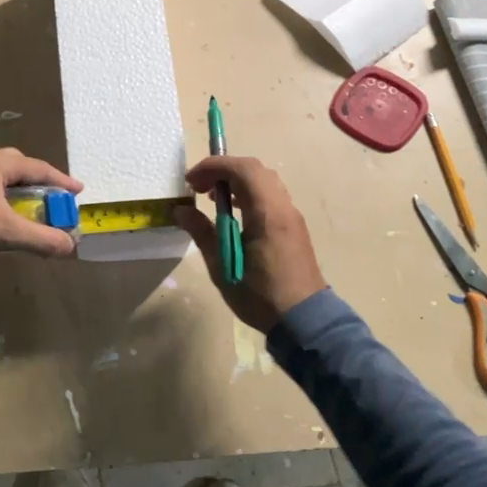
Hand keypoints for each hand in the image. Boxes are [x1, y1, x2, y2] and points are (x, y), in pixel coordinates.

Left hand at [0, 148, 83, 259]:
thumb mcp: (8, 233)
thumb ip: (42, 239)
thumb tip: (69, 246)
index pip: (37, 168)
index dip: (60, 181)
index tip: (77, 191)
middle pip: (16, 166)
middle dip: (36, 181)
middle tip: (51, 197)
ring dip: (14, 190)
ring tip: (26, 207)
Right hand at [173, 156, 325, 332]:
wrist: (304, 320)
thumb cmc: (259, 294)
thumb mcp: (222, 266)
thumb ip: (202, 232)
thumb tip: (181, 210)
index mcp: (266, 213)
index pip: (242, 169)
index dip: (213, 167)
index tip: (190, 182)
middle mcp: (283, 207)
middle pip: (255, 169)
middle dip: (223, 170)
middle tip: (199, 187)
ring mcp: (292, 216)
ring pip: (265, 181)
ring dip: (236, 180)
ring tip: (213, 199)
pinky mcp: (293, 227)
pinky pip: (271, 196)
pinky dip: (249, 192)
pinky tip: (234, 213)